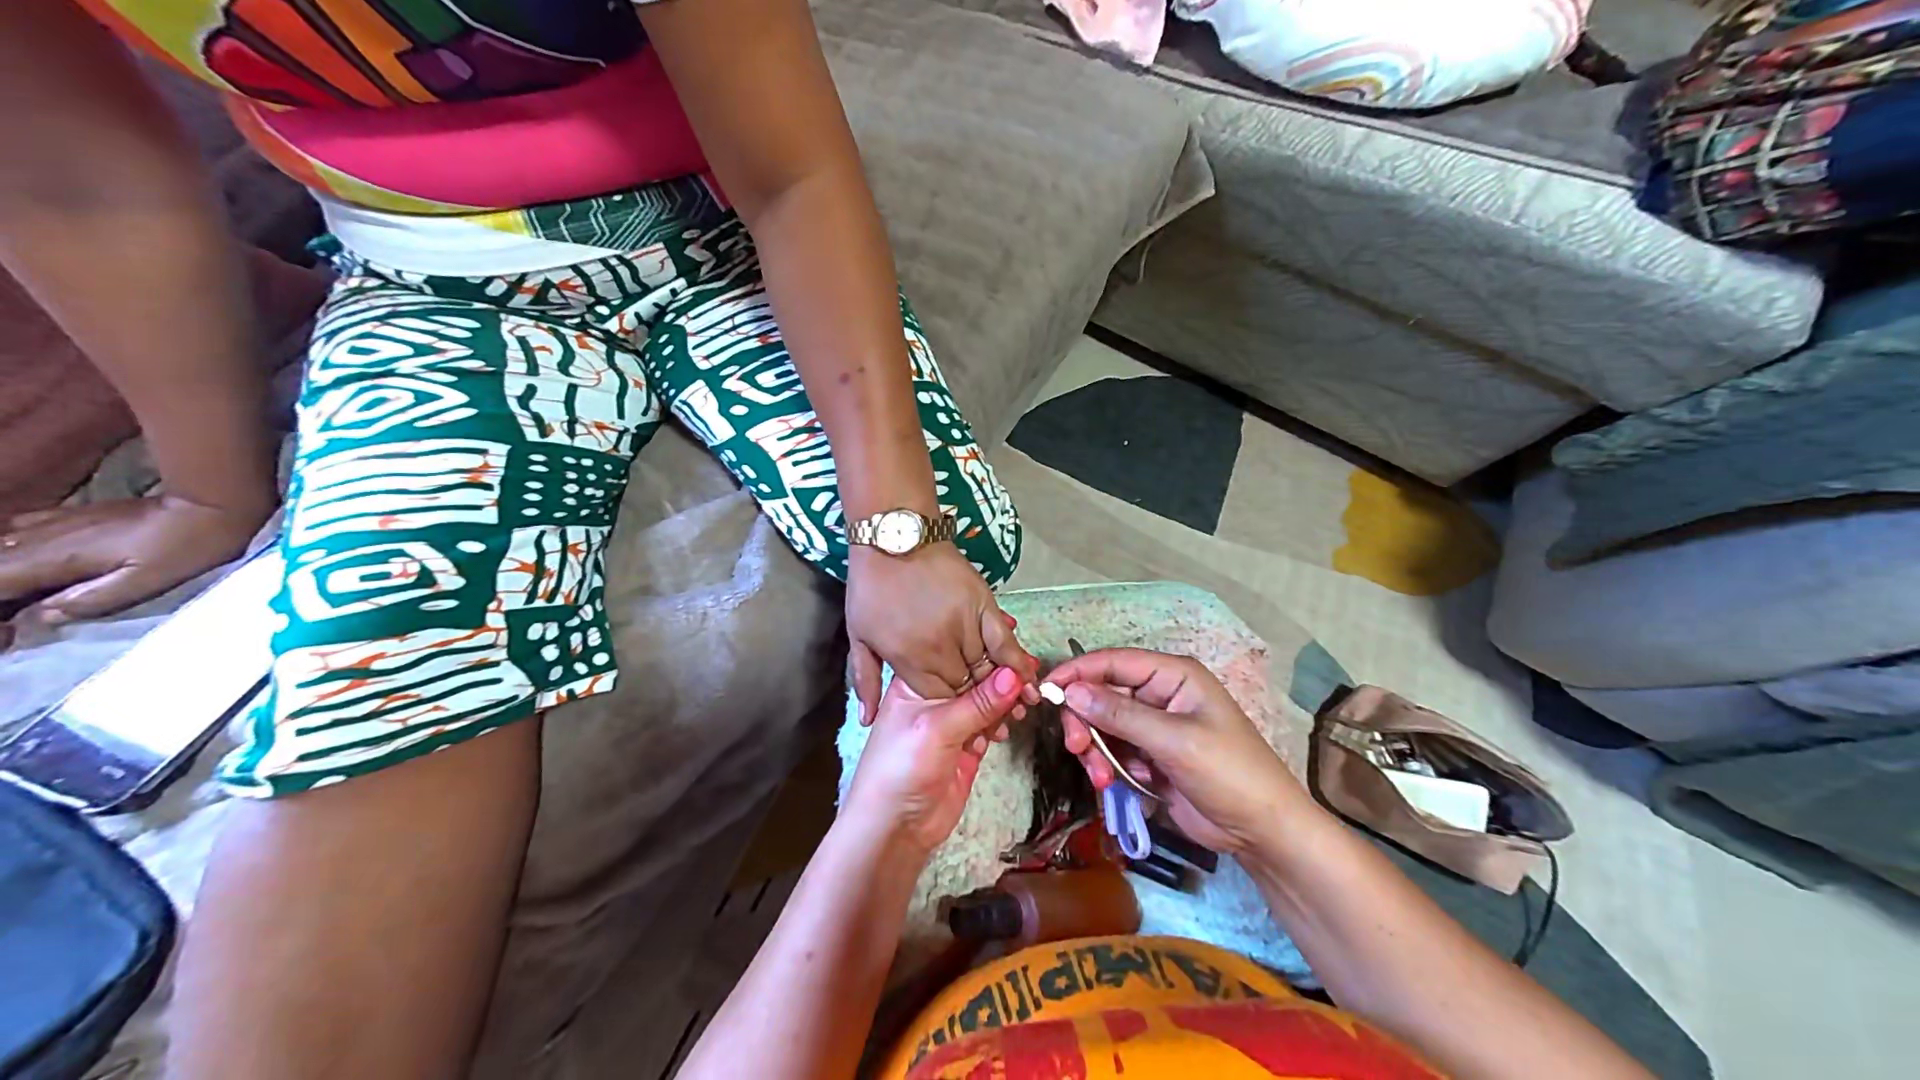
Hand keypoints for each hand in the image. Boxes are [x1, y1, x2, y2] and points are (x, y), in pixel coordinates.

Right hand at [0, 493, 272, 627]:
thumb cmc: (185, 547)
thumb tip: (39, 618)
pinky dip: (16, 559)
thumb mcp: (146, 581)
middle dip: (2, 595)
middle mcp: (34, 537)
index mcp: (50, 557)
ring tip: (30, 602)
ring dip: (7, 579)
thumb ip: (90, 600)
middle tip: (21, 618)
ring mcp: (47, 523)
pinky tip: (41, 574)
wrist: (207, 505)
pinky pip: (15, 537)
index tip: (13, 631)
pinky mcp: (64, 516)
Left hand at [842, 665, 1026, 853]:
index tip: (1020, 655)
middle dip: (1005, 677)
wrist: (894, 827)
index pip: (957, 652)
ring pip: (987, 699)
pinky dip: (1003, 722)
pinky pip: (991, 723)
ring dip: (1007, 700)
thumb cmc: (900, 767)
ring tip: (1027, 704)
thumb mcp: (938, 728)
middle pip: (977, 674)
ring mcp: (951, 720)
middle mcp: (935, 694)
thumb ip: (978, 702)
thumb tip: (1015, 674)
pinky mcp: (966, 744)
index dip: (989, 650)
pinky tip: (1012, 723)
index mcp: (916, 678)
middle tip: (1032, 681)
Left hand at [845, 542, 1037, 725]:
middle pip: (967, 690)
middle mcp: (939, 649)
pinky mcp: (982, 605)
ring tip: (1019, 707)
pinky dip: (1017, 660)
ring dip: (1003, 690)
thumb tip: (867, 720)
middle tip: (998, 724)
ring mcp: (963, 627)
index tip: (967, 725)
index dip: (955, 716)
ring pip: (988, 669)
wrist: (892, 537)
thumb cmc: (871, 587)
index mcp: (909, 661)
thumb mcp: (858, 636)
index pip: (940, 700)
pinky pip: (1005, 641)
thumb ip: (866, 681)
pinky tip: (1028, 677)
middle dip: (982, 709)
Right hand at [1044, 648, 1312, 856]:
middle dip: (1084, 719)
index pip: (1114, 661)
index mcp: (1173, 675)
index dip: (1078, 672)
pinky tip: (1113, 784)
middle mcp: (1159, 693)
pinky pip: (1112, 750)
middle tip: (1074, 746)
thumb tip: (1071, 690)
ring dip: (1094, 749)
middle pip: (1102, 693)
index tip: (1046, 690)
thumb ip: (1120, 714)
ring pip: (1102, 725)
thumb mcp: (1174, 741)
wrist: (1262, 830)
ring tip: (1101, 777)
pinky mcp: (1148, 755)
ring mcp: (1153, 726)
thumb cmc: (1229, 773)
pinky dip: (1105, 765)